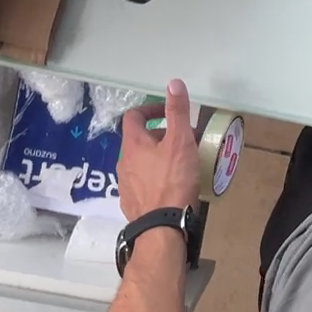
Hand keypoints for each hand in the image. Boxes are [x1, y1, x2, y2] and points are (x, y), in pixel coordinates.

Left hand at [117, 79, 201, 219]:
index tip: (170, 114)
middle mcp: (124, 162)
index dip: (151, 110)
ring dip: (160, 156)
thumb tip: (174, 83)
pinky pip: (144, 182)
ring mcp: (126, 184)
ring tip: (183, 163)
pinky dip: (157, 177)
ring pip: (143, 162)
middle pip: (140, 140)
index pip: (134, 117)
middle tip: (186, 139)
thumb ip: (178, 111)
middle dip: (163, 135)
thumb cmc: (173, 180)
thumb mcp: (181, 141)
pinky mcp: (132, 203)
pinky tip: (175, 185)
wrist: (161, 228)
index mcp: (133, 144)